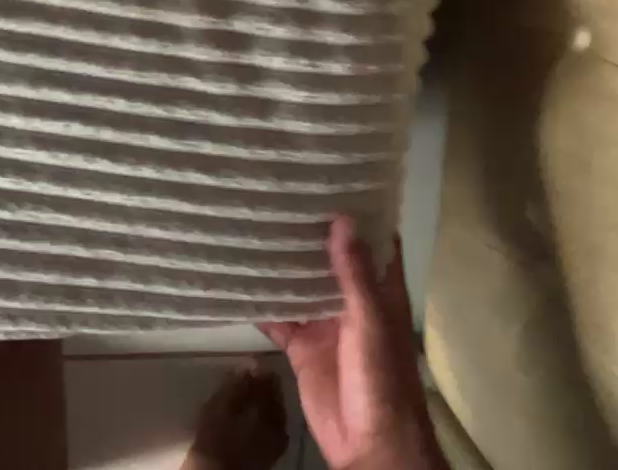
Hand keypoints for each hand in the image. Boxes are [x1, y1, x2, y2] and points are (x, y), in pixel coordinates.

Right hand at [258, 215, 442, 469]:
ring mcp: (324, 320)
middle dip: (307, 230)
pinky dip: (258, 300)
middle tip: (276, 191)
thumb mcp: (371, 322)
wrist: (368, 445)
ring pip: (299, 281)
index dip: (357, 210)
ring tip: (250, 222)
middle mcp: (350, 298)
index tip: (331, 175)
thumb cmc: (382, 379)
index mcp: (378, 290)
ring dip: (280, 260)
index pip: (371, 240)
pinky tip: (235, 276)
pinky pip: (277, 316)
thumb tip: (341, 219)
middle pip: (328, 257)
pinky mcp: (301, 344)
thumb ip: (354, 276)